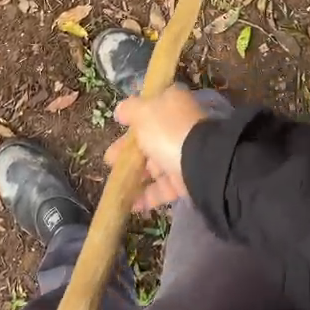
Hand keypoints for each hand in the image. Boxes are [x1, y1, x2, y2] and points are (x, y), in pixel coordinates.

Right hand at [108, 87, 206, 210]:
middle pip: (150, 139)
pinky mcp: (185, 179)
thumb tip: (121, 110)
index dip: (134, 117)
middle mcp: (179, 127)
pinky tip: (131, 204)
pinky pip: (163, 187)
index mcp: (173, 104)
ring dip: (136, 175)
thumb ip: (130, 110)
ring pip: (155, 165)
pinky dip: (147, 196)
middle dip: (128, 151)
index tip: (118, 126)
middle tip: (109, 161)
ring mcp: (183, 154)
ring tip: (116, 184)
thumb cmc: (167, 130)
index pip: (151, 106)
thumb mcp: (143, 113)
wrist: (199, 163)